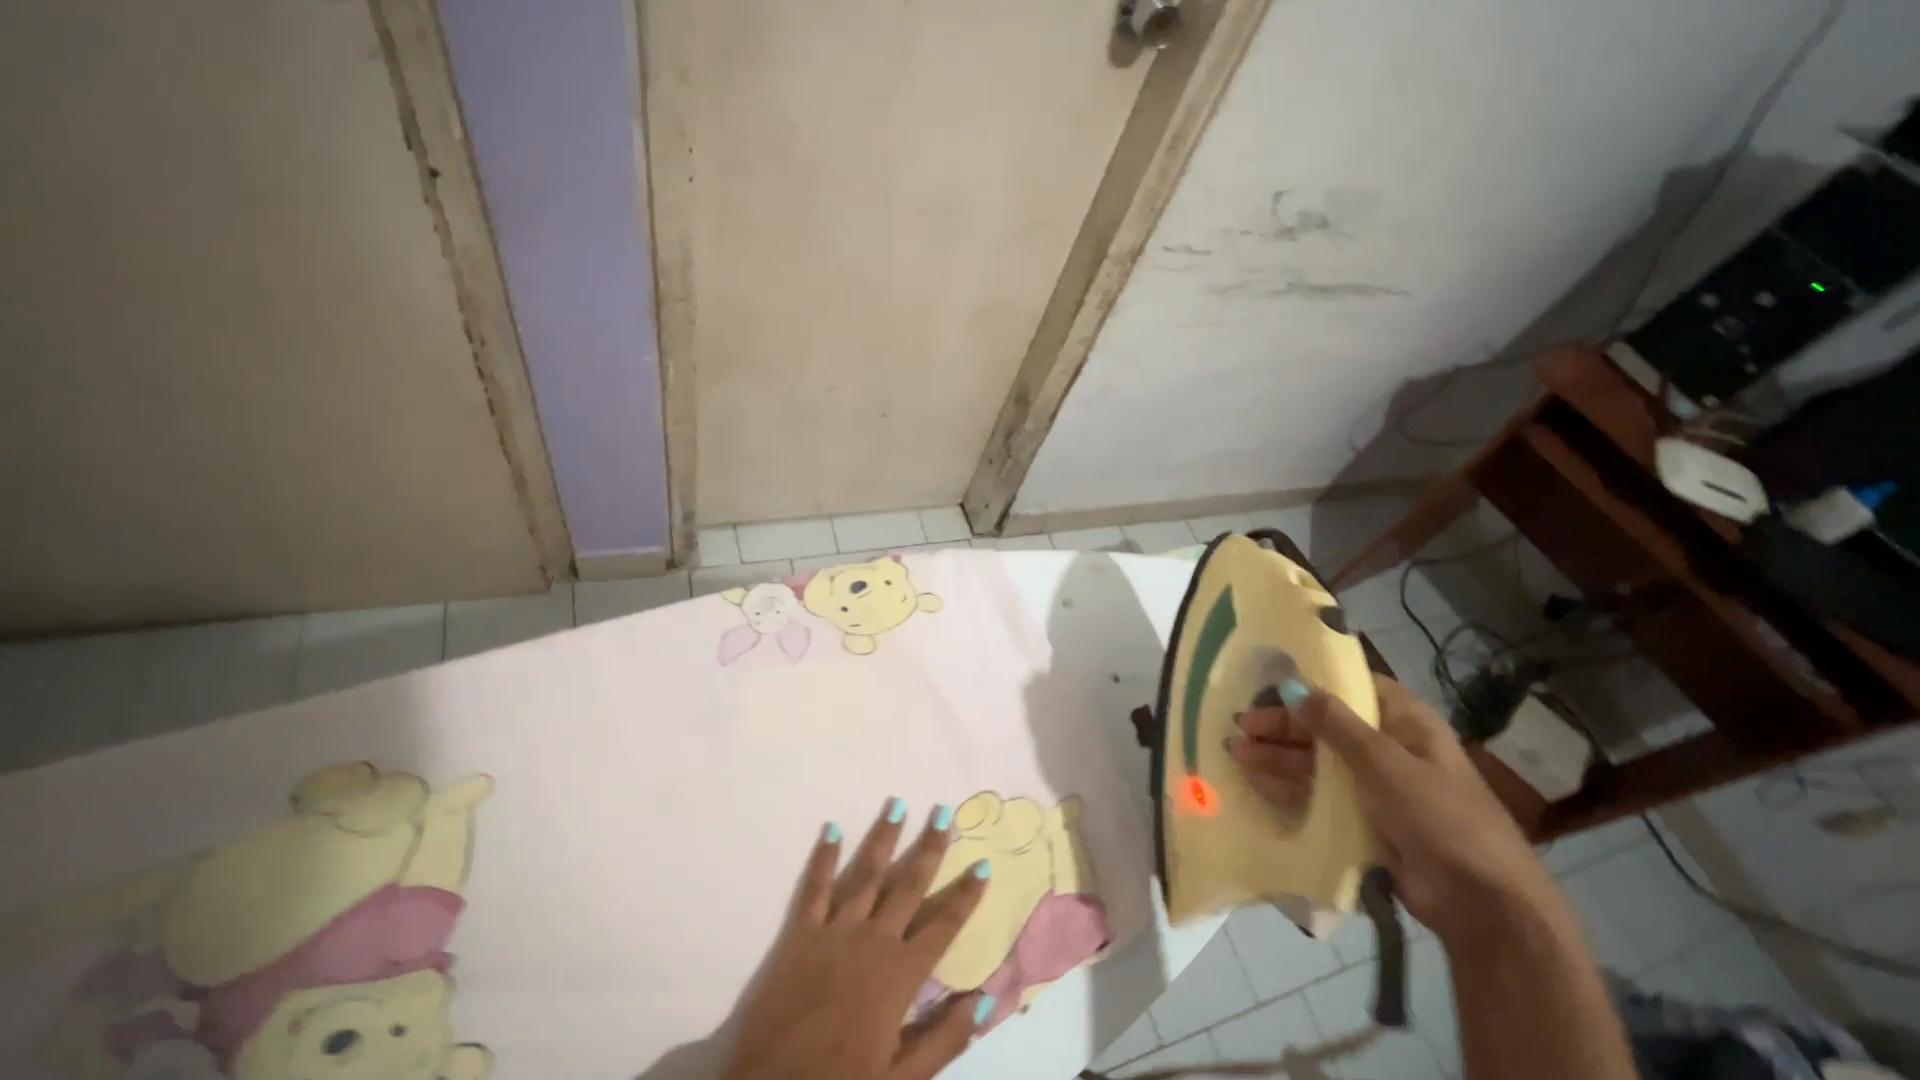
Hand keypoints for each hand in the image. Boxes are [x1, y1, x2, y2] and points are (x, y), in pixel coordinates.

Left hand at [721, 800, 993, 1079]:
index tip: (982, 864)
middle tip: (942, 811)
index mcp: (900, 975)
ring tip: (897, 803)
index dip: (965, 895)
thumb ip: (945, 1038)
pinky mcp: (797, 934)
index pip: (942, 925)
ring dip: (883, 838)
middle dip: (928, 847)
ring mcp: (832, 932)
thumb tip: (985, 998)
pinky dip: (823, 857)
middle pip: (907, 886)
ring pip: (865, 875)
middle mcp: (871, 942)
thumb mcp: (903, 1077)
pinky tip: (831, 829)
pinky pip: (813, 887)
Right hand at [1227, 675, 1558, 941]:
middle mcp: (1390, 749)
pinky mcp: (1364, 822)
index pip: (1354, 688)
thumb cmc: (1438, 814)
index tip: (1268, 684)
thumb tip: (1294, 687)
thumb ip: (1336, 725)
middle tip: (1239, 726)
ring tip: (1235, 752)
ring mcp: (1376, 788)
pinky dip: (1289, 787)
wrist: (1478, 898)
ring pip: (1319, 763)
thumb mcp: (1384, 762)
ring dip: (1279, 757)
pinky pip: (1320, 797)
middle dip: (1284, 725)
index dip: (1313, 684)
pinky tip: (1256, 781)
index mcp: (1407, 724)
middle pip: (1328, 727)